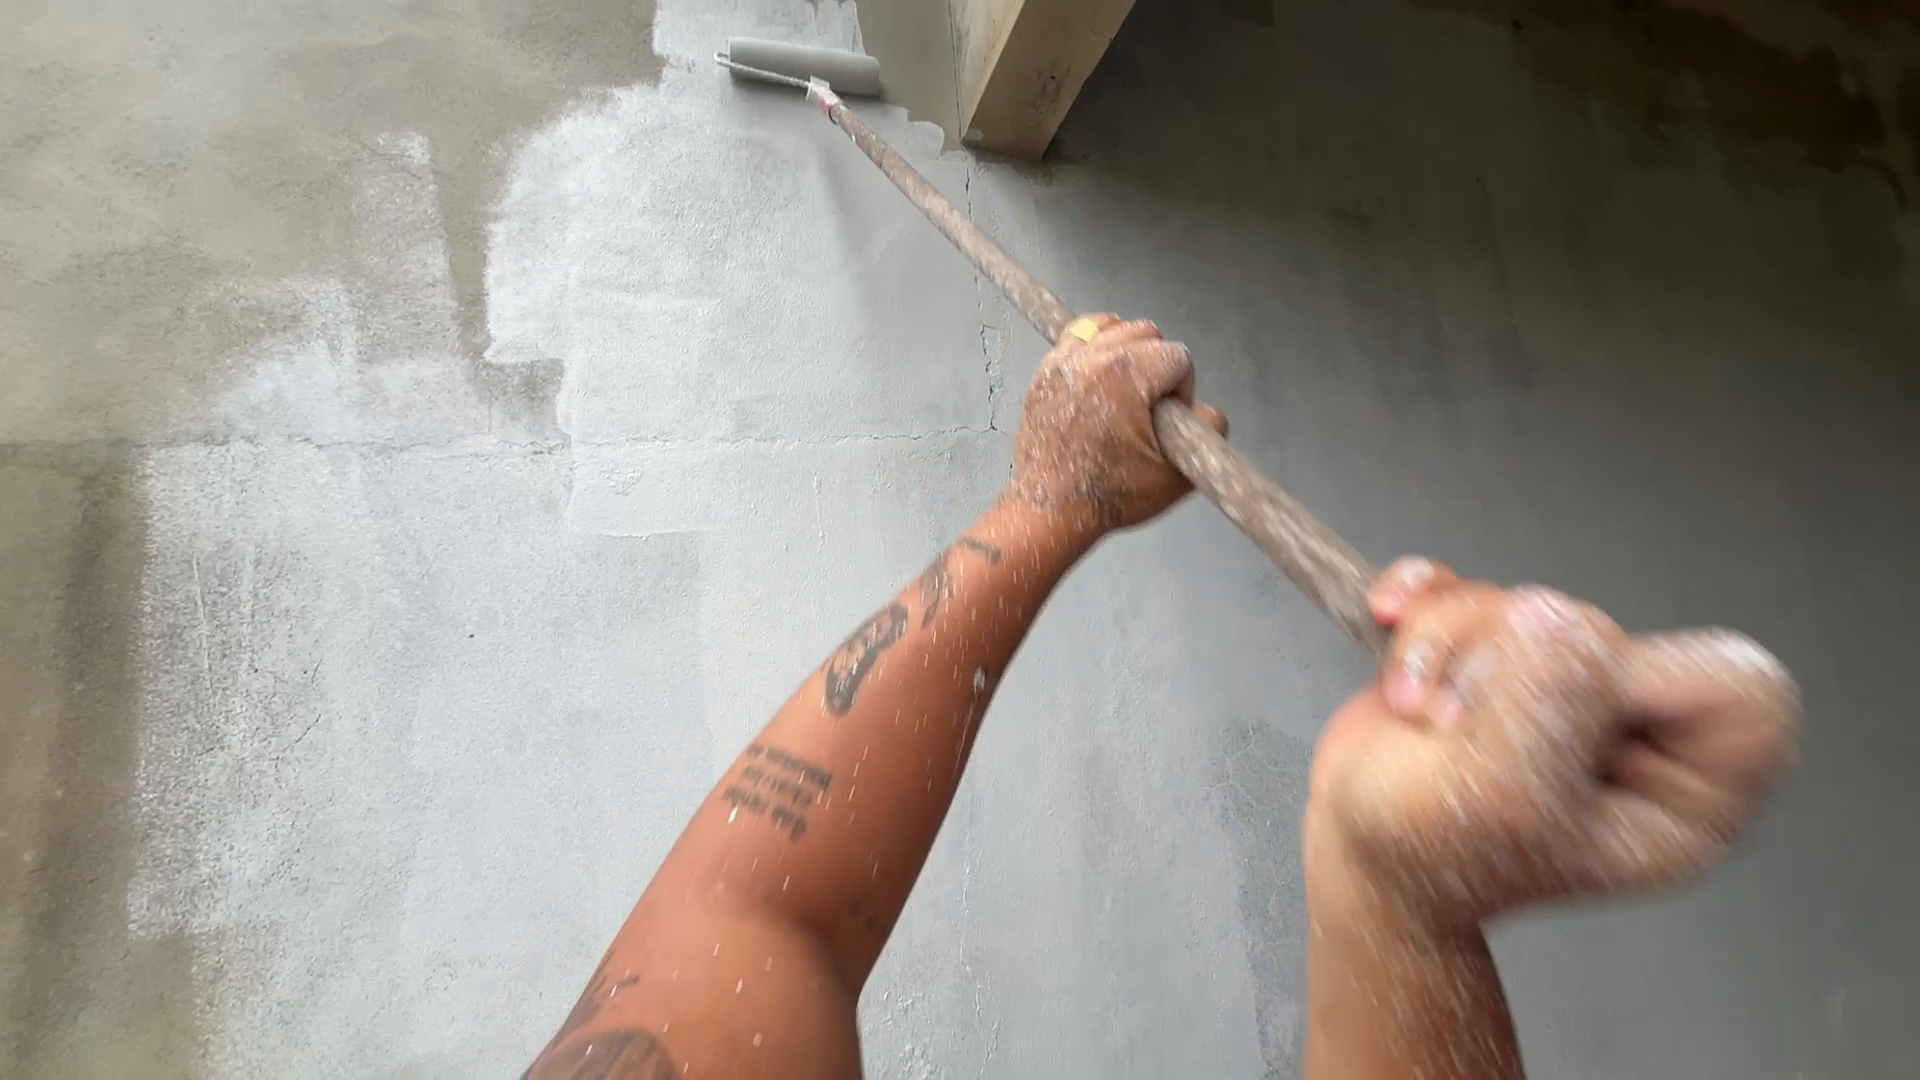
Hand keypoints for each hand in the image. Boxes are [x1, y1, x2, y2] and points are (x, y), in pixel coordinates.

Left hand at [1008, 316, 1227, 531]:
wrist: (1051, 510)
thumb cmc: (1109, 495)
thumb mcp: (1177, 473)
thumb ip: (1208, 430)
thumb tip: (1202, 411)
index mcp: (1126, 374)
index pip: (1178, 357)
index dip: (1182, 391)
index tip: (1166, 421)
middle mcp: (1092, 358)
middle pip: (1146, 333)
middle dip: (1157, 366)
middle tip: (1147, 408)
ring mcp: (1062, 362)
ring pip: (1110, 326)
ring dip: (1126, 350)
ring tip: (1125, 389)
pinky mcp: (1044, 374)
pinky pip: (1075, 336)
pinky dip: (1092, 346)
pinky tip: (1099, 372)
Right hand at [1307, 557, 1799, 931]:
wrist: (1352, 841)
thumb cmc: (1428, 850)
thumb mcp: (1502, 803)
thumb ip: (1542, 714)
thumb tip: (1551, 612)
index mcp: (1681, 785)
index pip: (1730, 685)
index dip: (1634, 682)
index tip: (1543, 720)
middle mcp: (1622, 721)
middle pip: (1587, 627)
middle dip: (1488, 665)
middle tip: (1446, 724)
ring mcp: (1544, 677)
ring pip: (1507, 602)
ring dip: (1433, 644)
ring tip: (1408, 709)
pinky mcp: (1473, 646)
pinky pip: (1455, 583)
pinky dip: (1414, 591)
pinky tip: (1385, 613)